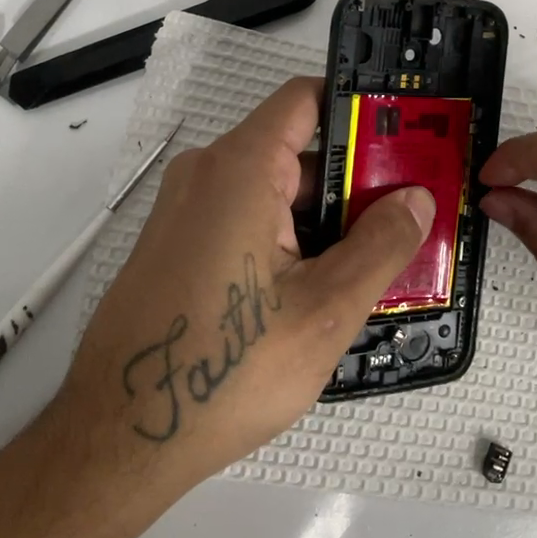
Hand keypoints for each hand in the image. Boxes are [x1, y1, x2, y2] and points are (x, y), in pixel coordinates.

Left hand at [52, 77, 433, 497]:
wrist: (120, 437)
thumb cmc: (226, 369)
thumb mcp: (325, 310)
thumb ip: (380, 246)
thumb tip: (416, 199)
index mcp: (240, 169)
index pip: (305, 99)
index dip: (361, 108)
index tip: (410, 137)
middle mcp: (205, 176)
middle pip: (294, 149)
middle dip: (355, 180)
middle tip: (408, 216)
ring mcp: (185, 212)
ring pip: (272, 191)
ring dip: (324, 219)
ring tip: (377, 259)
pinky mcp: (178, 248)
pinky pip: (244, 220)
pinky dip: (288, 239)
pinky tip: (321, 287)